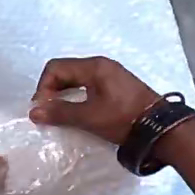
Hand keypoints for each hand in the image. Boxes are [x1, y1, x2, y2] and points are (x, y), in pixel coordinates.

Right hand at [28, 56, 161, 144]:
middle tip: (48, 113)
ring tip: (60, 115)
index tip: (42, 109)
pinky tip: (78, 113)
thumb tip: (33, 112)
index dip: (43, 87)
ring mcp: (110, 75)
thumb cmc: (124, 119)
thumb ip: (60, 113)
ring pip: (76, 79)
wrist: (161, 129)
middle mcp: (101, 65)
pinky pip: (88, 85)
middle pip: (65, 71)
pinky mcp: (116, 86)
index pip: (55, 68)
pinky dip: (77, 96)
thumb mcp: (90, 117)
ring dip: (64, 94)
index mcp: (94, 67)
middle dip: (51, 90)